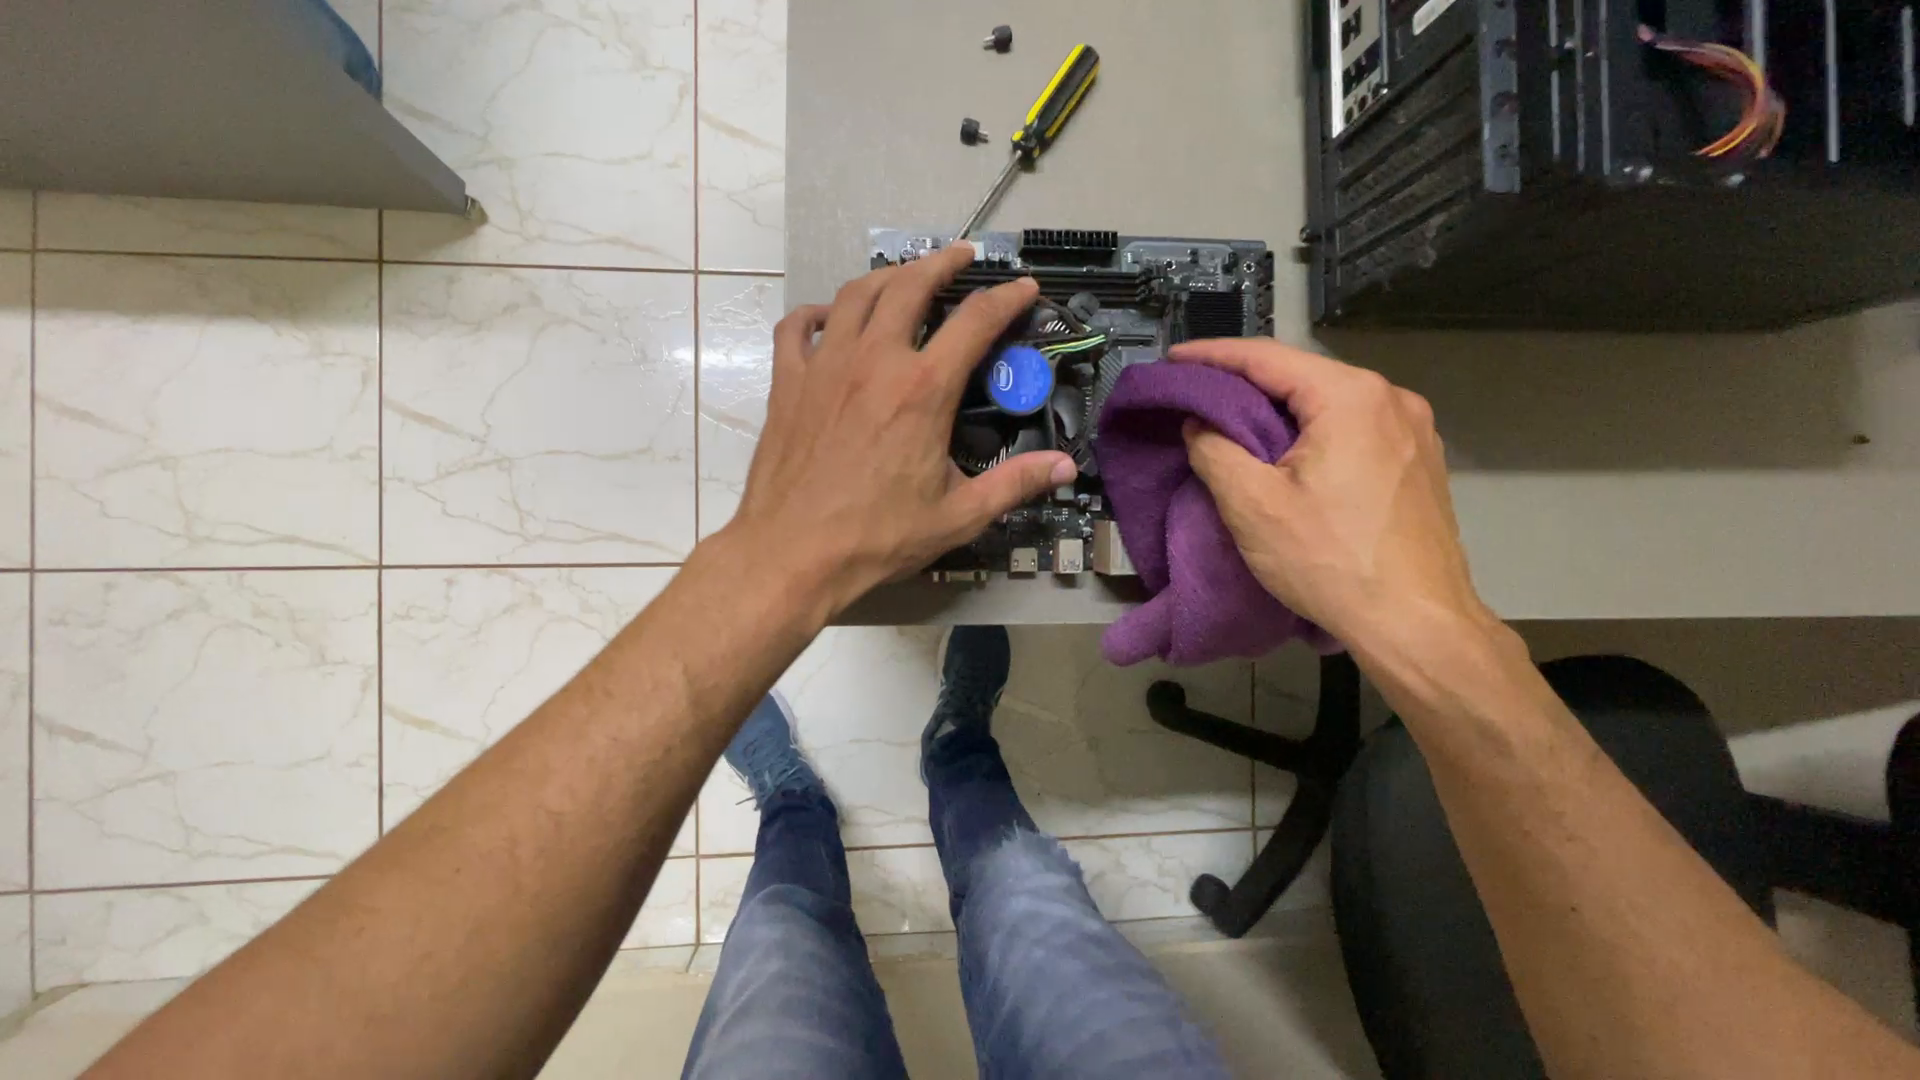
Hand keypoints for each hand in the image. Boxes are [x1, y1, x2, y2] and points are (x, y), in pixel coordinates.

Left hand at [721, 243, 1076, 614]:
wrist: (791, 553)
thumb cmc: (877, 537)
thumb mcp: (958, 516)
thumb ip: (1015, 484)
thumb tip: (1066, 468)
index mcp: (923, 389)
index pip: (975, 321)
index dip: (1006, 297)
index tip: (1024, 287)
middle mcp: (874, 361)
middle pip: (910, 286)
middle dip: (942, 262)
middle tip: (961, 256)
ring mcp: (824, 366)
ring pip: (855, 295)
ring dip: (885, 276)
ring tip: (904, 276)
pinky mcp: (786, 383)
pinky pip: (797, 327)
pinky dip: (817, 312)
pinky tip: (829, 317)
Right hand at [1172, 339, 1491, 646]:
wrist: (1417, 623)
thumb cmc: (1331, 561)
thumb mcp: (1252, 505)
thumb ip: (1215, 450)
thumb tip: (1200, 424)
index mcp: (1350, 397)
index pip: (1267, 358)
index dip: (1213, 355)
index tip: (1173, 360)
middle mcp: (1391, 399)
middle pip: (1302, 376)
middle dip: (1245, 383)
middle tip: (1197, 393)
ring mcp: (1414, 431)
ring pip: (1330, 403)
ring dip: (1280, 410)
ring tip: (1234, 423)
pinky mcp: (1419, 462)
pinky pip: (1354, 429)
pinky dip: (1313, 431)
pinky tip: (1288, 454)